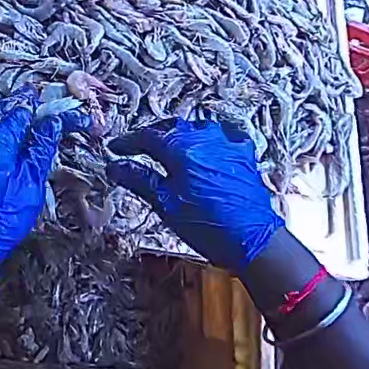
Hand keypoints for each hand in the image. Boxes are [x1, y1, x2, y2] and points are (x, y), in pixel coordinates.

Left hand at [0, 93, 84, 284]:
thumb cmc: (2, 212)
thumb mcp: (31, 180)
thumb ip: (41, 148)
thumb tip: (53, 123)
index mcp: (0, 135)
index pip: (26, 109)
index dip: (47, 108)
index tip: (65, 110)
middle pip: (6, 109)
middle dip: (25, 103)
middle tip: (44, 102)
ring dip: (13, 115)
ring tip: (31, 115)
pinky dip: (3, 131)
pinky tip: (12, 138)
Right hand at [106, 117, 283, 270]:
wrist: (253, 240)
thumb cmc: (206, 224)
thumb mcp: (165, 203)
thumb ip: (139, 179)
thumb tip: (115, 166)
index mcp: (182, 147)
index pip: (147, 136)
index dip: (128, 142)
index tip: (116, 149)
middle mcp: (205, 138)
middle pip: (171, 128)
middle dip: (152, 137)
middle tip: (137, 148)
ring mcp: (227, 144)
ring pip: (195, 130)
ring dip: (178, 137)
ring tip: (167, 150)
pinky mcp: (243, 155)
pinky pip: (220, 138)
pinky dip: (205, 143)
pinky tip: (203, 153)